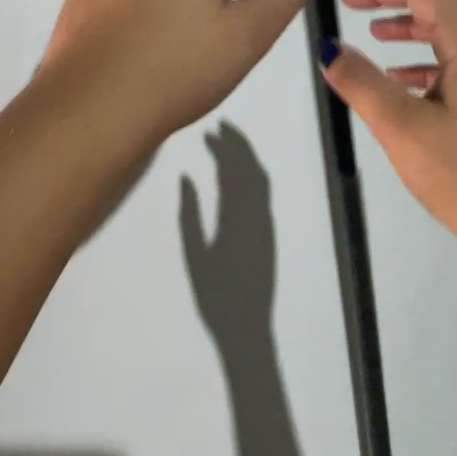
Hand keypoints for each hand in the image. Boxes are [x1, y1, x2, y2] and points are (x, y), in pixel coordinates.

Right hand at [178, 123, 276, 352]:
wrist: (246, 326)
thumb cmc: (214, 294)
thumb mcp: (194, 253)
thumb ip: (190, 214)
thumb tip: (187, 178)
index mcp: (238, 219)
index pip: (234, 171)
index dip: (224, 147)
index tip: (210, 131)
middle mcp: (258, 217)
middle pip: (252, 170)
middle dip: (238, 146)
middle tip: (219, 129)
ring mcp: (267, 226)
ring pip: (261, 182)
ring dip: (247, 160)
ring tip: (228, 146)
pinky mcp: (269, 236)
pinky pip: (264, 197)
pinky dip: (253, 178)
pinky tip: (238, 176)